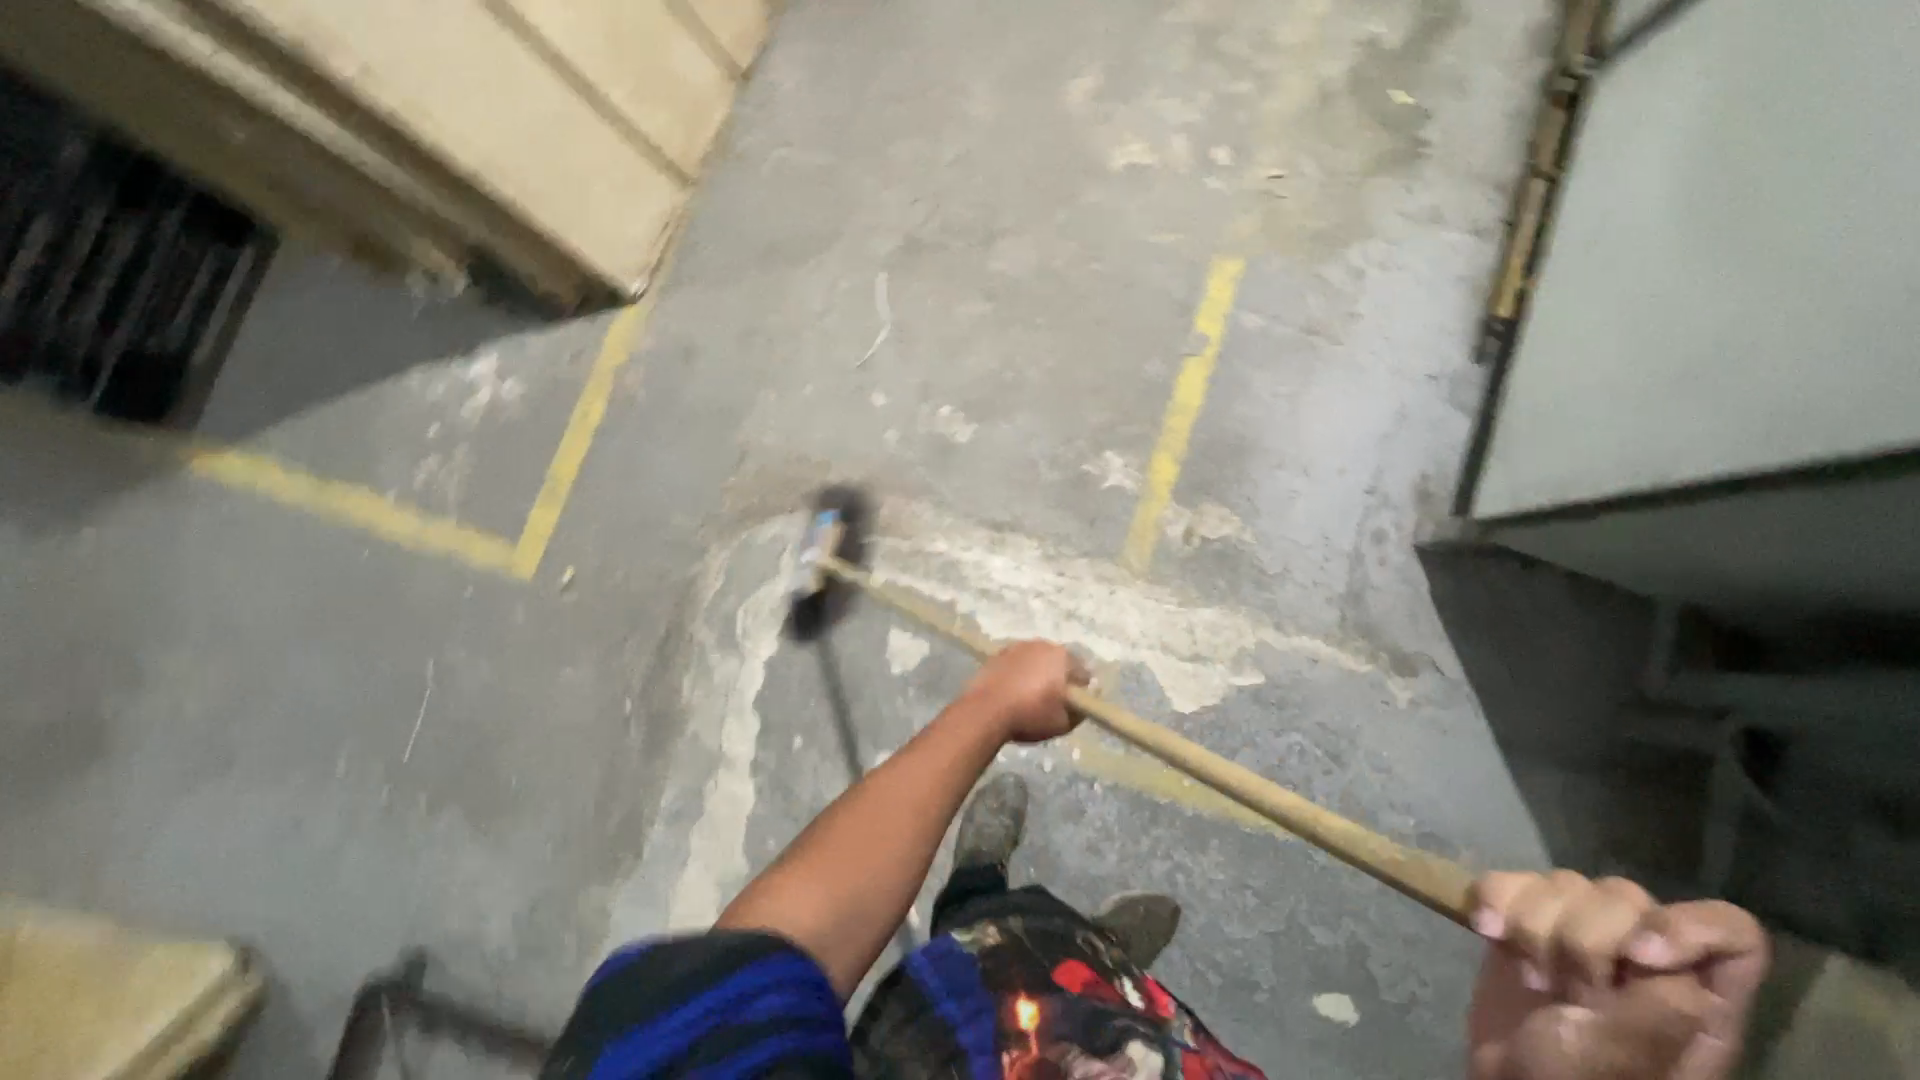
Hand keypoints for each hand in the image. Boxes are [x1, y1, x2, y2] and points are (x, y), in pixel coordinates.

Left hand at [961, 641, 1090, 743]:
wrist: (985, 711)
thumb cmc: (1030, 714)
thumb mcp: (1065, 722)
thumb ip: (1081, 709)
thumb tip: (1082, 701)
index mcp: (1063, 656)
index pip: (1082, 674)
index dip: (1080, 692)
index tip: (1072, 707)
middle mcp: (1042, 644)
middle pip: (1058, 663)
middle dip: (1058, 678)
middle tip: (1051, 702)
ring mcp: (1017, 646)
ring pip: (1036, 661)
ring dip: (1037, 674)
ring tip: (1029, 697)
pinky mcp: (997, 654)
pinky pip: (1016, 664)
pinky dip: (1017, 674)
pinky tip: (1012, 691)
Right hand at [1467, 871, 1768, 1079]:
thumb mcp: (1615, 1067)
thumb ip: (1653, 1022)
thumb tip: (1678, 977)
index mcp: (1693, 995)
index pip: (1728, 930)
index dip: (1685, 927)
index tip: (1635, 956)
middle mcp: (1642, 954)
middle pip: (1625, 899)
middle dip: (1579, 936)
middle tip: (1563, 990)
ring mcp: (1577, 933)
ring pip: (1564, 883)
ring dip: (1531, 923)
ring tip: (1528, 975)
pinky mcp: (1522, 920)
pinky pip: (1512, 879)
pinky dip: (1493, 897)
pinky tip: (1485, 930)